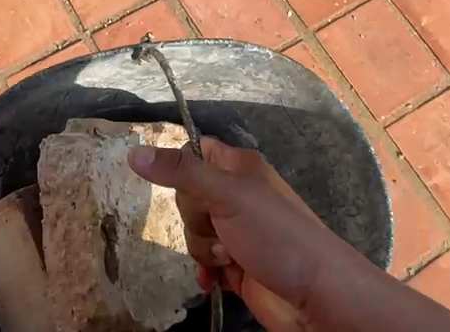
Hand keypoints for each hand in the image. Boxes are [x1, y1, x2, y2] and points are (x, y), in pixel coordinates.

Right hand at [129, 138, 449, 331]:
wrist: (317, 297)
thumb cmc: (277, 234)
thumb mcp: (226, 195)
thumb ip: (180, 173)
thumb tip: (132, 152)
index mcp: (238, 167)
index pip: (195, 151)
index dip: (183, 166)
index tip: (184, 184)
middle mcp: (236, 196)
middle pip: (188, 196)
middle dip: (195, 217)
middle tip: (217, 226)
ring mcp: (236, 233)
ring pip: (193, 231)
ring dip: (203, 248)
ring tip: (227, 258)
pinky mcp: (237, 267)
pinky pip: (204, 263)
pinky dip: (206, 272)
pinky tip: (215, 280)